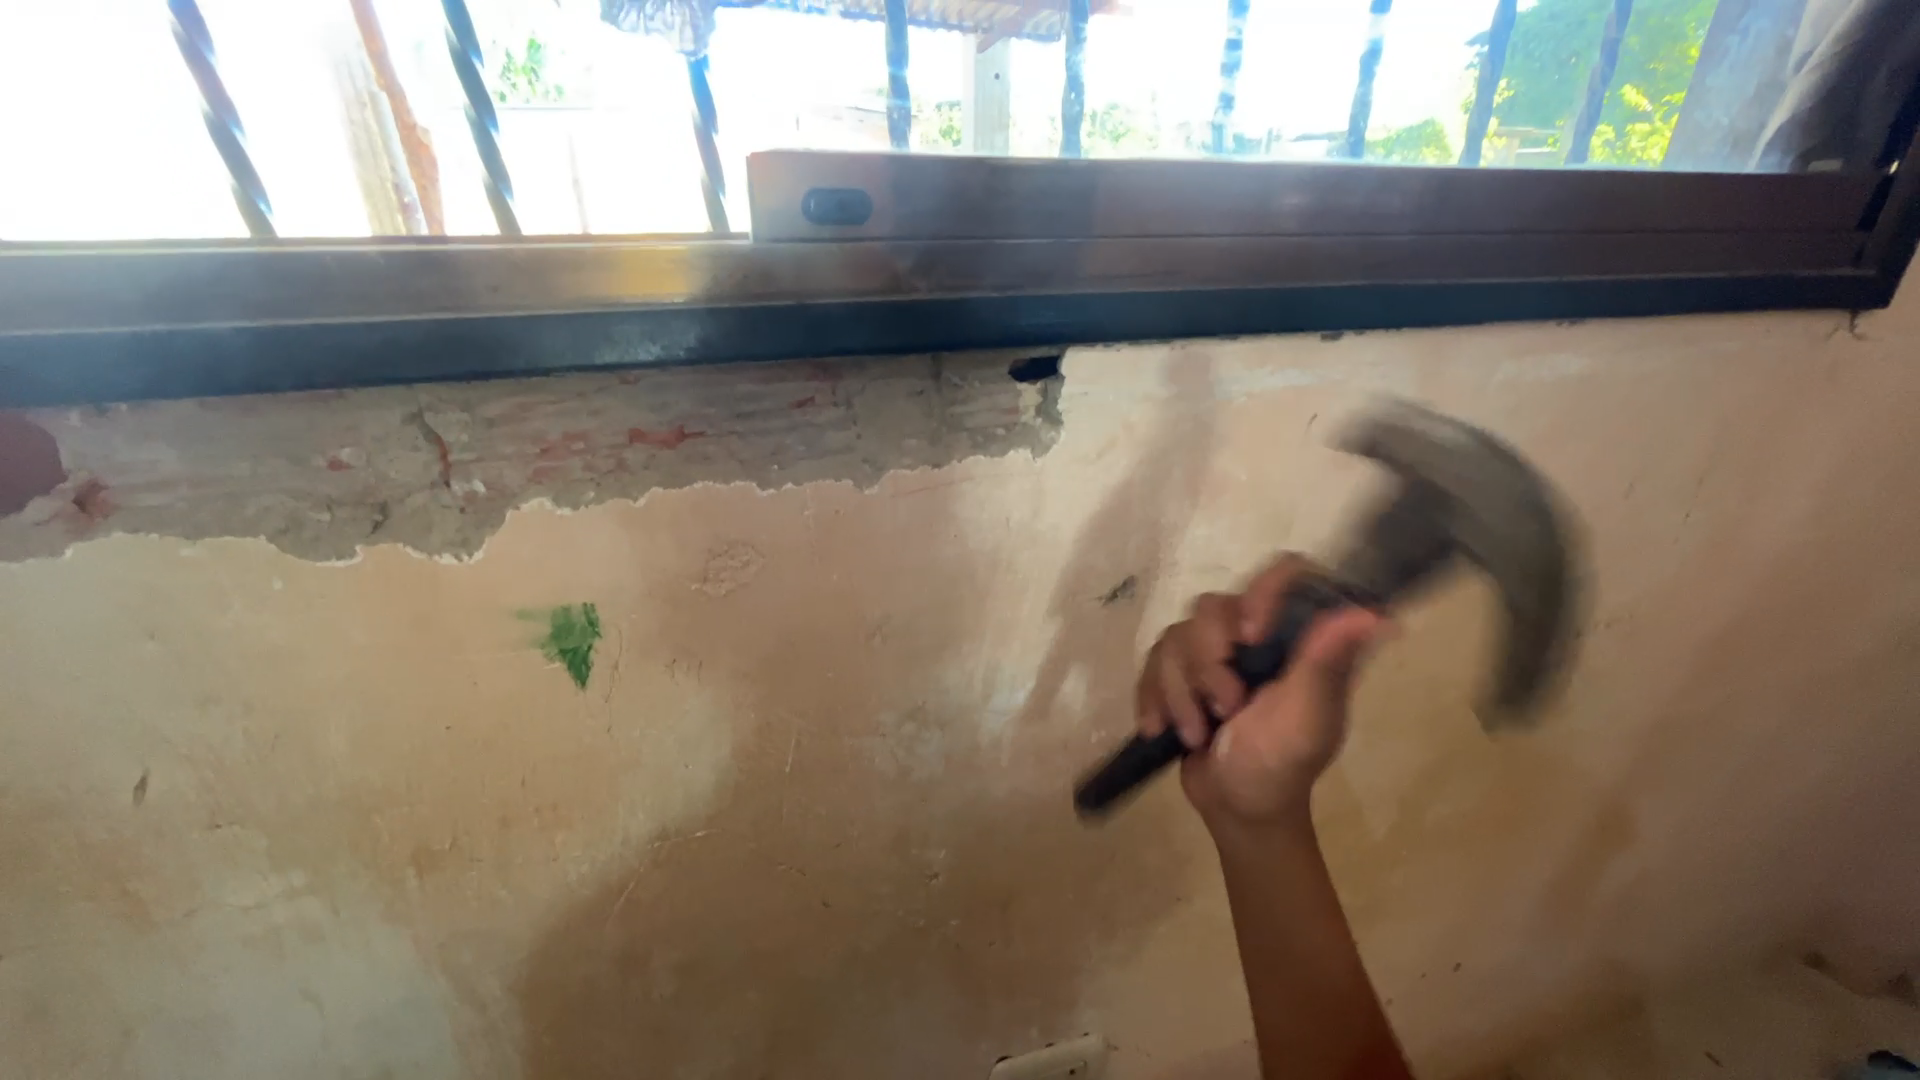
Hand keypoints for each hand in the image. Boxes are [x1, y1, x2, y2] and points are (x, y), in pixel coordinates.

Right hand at [1136, 555, 1387, 827]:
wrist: (1237, 809)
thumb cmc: (1281, 767)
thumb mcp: (1306, 719)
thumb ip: (1326, 664)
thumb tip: (1375, 615)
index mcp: (1297, 638)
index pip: (1286, 574)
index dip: (1261, 593)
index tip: (1250, 637)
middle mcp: (1255, 635)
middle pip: (1212, 607)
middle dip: (1207, 665)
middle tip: (1226, 709)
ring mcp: (1213, 652)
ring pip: (1175, 637)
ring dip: (1180, 693)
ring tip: (1196, 734)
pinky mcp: (1180, 672)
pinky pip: (1151, 662)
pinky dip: (1153, 698)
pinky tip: (1161, 729)